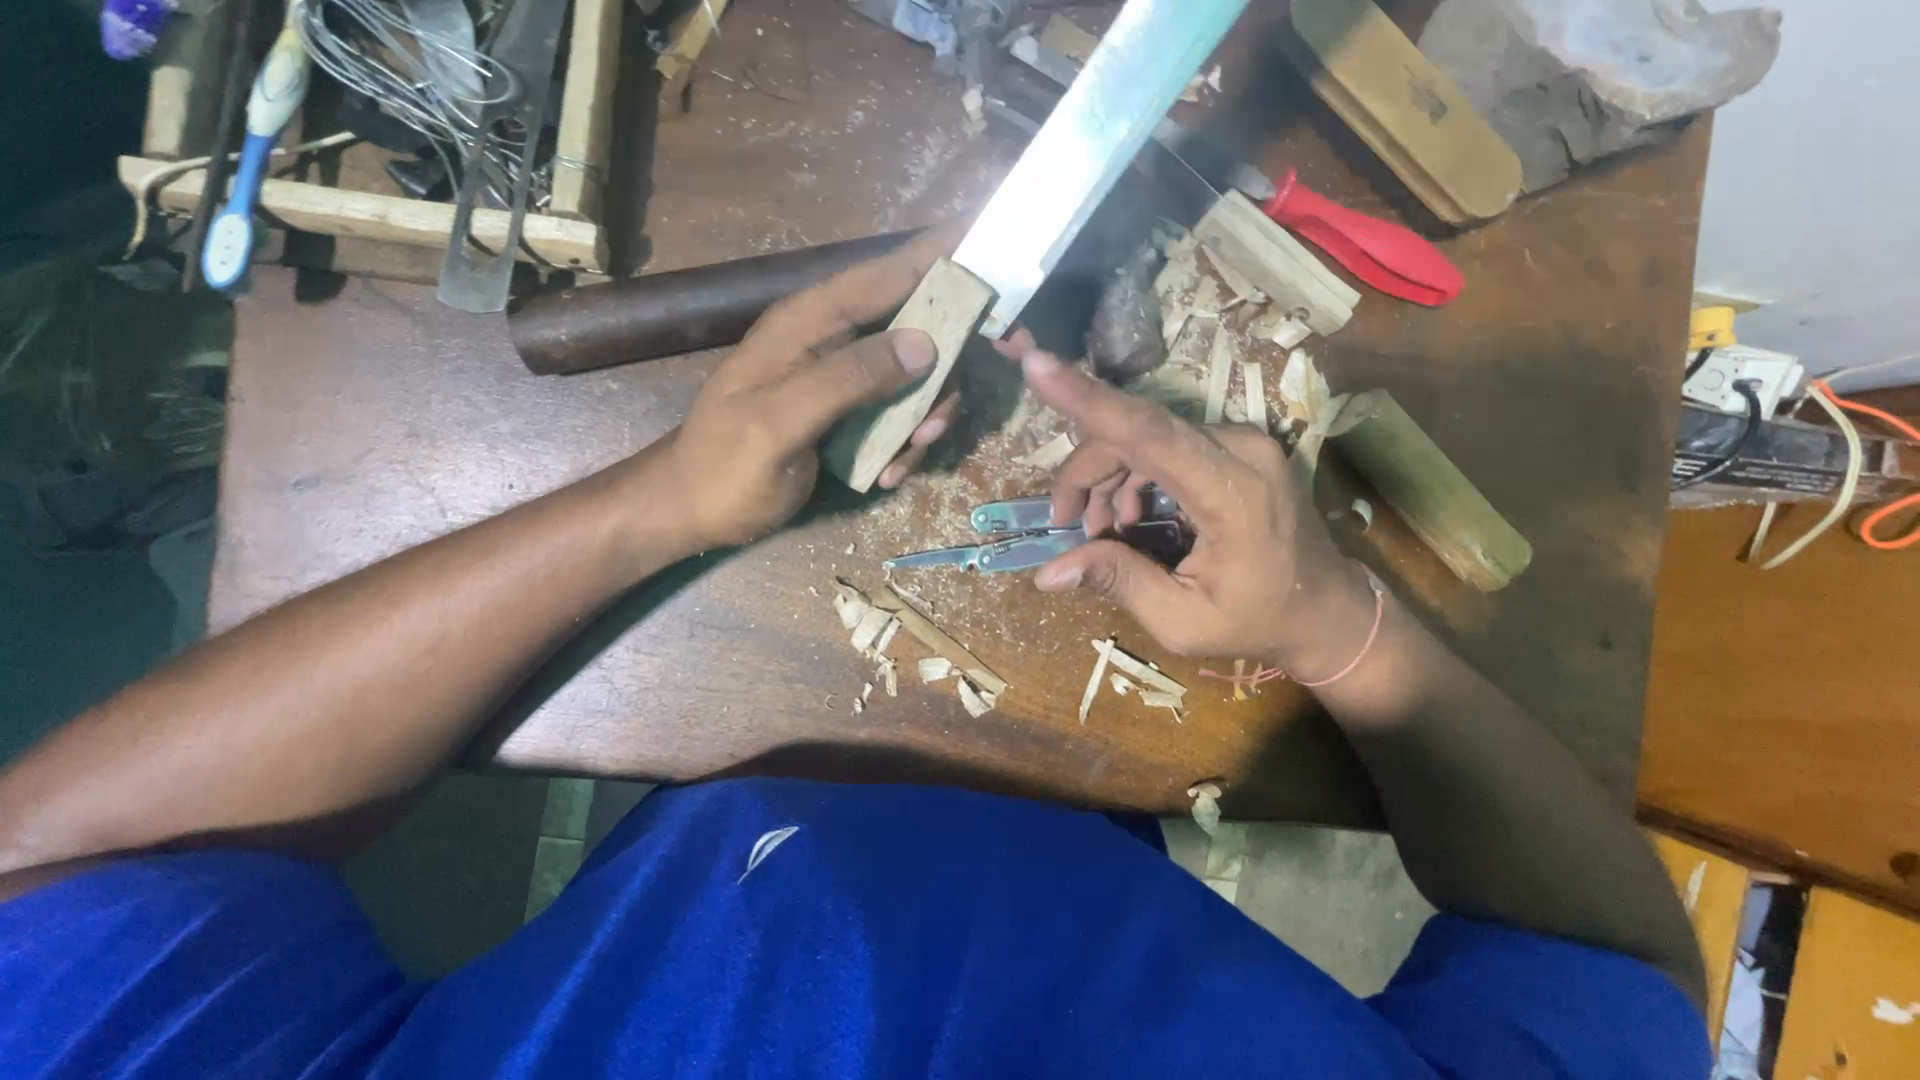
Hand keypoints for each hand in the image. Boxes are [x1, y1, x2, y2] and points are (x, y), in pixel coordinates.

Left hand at [661, 229, 962, 548]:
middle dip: (942, 375)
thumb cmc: (726, 467)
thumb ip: (849, 378)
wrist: (692, 511)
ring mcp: (844, 377)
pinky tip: (886, 475)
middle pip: (918, 328)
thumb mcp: (781, 423)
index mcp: (810, 323)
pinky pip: (902, 415)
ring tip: (905, 460)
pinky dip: (905, 446)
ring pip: (918, 378)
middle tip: (937, 424)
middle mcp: (834, 339)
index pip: (886, 272)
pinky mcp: (851, 413)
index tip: (996, 246)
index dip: (941, 256)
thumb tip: (926, 344)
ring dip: (924, 420)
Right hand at [1007, 334, 1376, 677]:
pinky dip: (1134, 475)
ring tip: (1101, 531)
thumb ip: (1118, 582)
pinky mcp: (1234, 446)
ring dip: (1108, 478)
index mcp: (1231, 492)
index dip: (1089, 400)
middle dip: (1086, 472)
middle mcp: (1238, 448)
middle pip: (1135, 433)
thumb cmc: (1257, 619)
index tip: (1036, 364)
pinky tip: (1129, 517)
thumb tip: (1047, 573)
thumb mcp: (1183, 621)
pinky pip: (1166, 444)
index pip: (1148, 432)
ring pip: (1145, 436)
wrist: (1326, 607)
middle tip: (1066, 523)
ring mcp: (1240, 441)